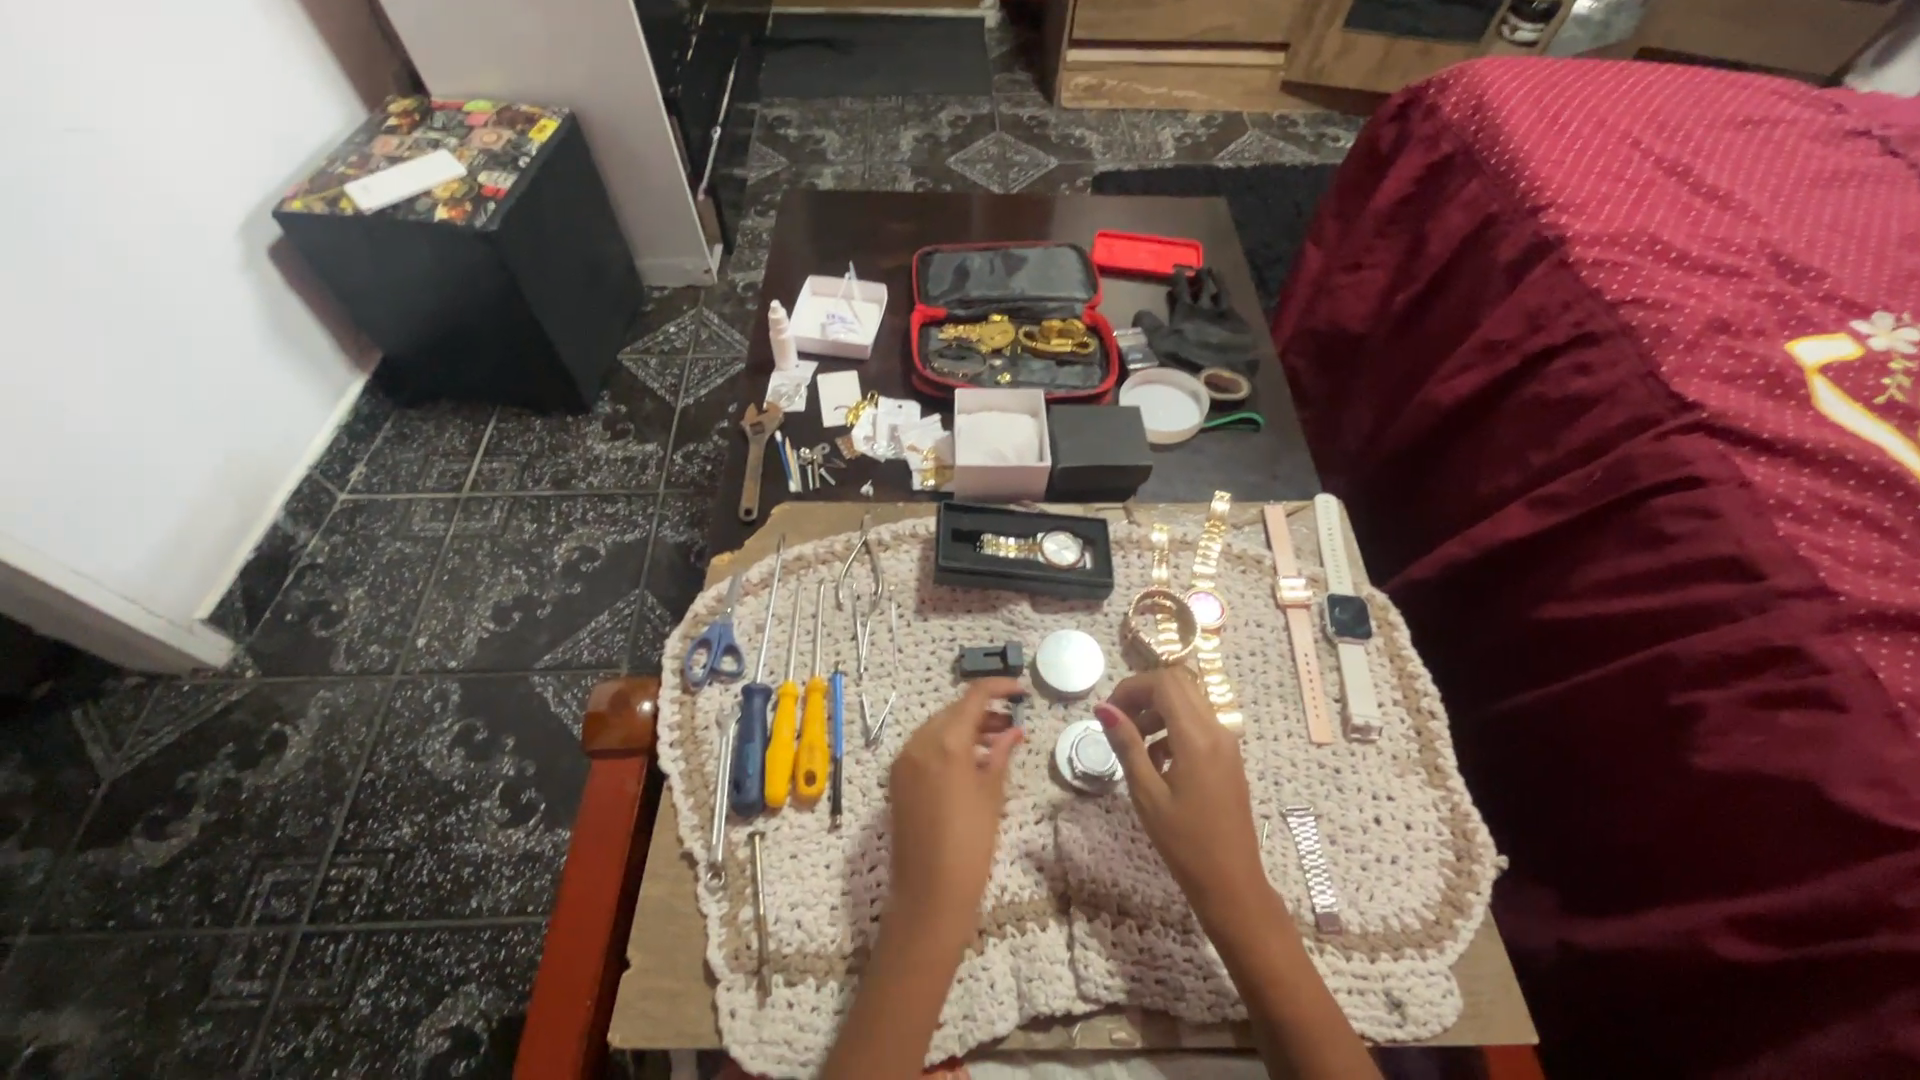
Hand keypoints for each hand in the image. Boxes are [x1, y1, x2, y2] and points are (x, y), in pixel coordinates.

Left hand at [886, 677, 1025, 934]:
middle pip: (953, 711)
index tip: (1021, 690)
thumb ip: (1001, 754)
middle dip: (983, 712)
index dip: (999, 687)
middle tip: (1012, 724)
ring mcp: (904, 761)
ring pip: (938, 728)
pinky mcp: (897, 780)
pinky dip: (948, 746)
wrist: (929, 892)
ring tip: (998, 742)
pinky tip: (971, 762)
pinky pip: (925, 748)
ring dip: (966, 729)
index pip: (973, 696)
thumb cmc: (971, 843)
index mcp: (946, 742)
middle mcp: (919, 743)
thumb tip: (1014, 731)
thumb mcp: (993, 795)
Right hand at [1097, 669, 1272, 929]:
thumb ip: (1126, 744)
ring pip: (1189, 703)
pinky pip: (1199, 724)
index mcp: (1197, 737)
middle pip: (1179, 684)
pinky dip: (1173, 728)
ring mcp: (1227, 743)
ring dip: (1157, 710)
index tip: (1107, 711)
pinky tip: (1156, 760)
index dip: (1131, 687)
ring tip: (1133, 743)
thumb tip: (1103, 709)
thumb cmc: (1184, 842)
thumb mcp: (1146, 793)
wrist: (1231, 880)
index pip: (1165, 683)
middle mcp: (1217, 731)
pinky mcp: (1228, 757)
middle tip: (1117, 721)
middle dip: (1143, 694)